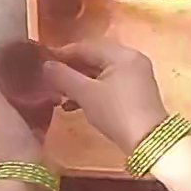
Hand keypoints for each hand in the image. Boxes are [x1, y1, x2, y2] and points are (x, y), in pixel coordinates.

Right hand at [39, 41, 168, 154]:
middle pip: (94, 58)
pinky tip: (72, 104)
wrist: (148, 142)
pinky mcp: (135, 93)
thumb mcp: (86, 94)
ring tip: (58, 93)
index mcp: (122, 54)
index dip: (62, 54)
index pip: (86, 47)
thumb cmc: (116, 113)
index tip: (42, 62)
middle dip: (70, 69)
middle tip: (48, 78)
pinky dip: (91, 91)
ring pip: (100, 73)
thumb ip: (64, 76)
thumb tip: (45, 65)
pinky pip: (108, 84)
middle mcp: (131, 60)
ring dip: (78, 82)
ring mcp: (135, 77)